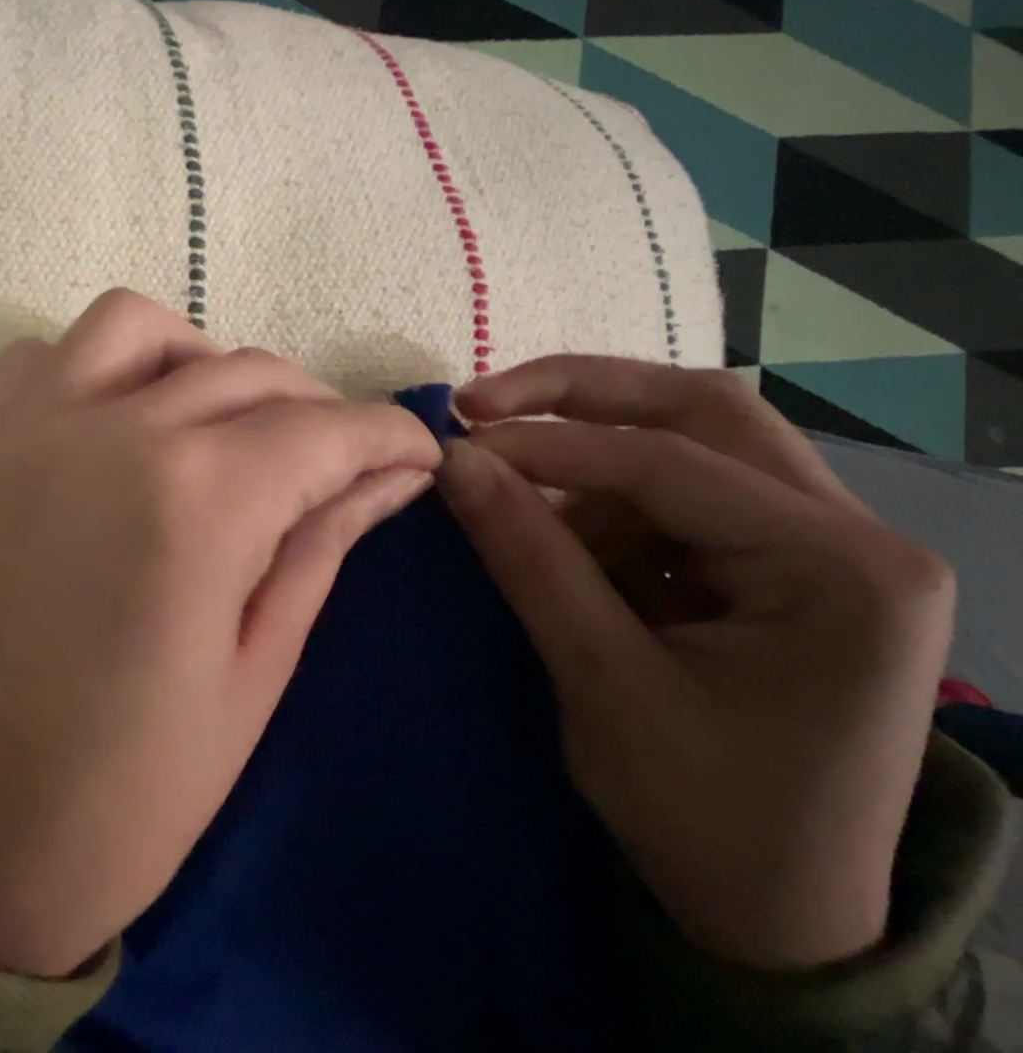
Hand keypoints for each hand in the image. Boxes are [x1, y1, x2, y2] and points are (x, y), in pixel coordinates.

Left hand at [0, 290, 441, 975]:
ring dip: (201, 363)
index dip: (387, 437)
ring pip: (137, 329)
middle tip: (336, 469)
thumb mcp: (258, 670)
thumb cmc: (138, 787)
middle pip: (245, 370)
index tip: (416, 459)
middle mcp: (111, 431)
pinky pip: (43, 359)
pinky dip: (97, 370)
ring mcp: (30, 431)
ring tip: (226, 434)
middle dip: (313, 411)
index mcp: (200, 497)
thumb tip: (389, 475)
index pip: (325, 427)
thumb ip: (320, 548)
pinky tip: (123, 429)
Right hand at [439, 356, 953, 971]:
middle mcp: (858, 538)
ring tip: (514, 507)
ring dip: (592, 469)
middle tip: (480, 404)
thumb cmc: (699, 812)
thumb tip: (456, 463)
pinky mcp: (789, 575)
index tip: (454, 439)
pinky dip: (612, 512)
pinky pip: (688, 506)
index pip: (675, 462)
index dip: (550, 442)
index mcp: (842, 570)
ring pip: (697, 452)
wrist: (777, 913)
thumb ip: (530, 560)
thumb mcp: (601, 682)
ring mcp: (830, 553)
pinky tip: (565, 549)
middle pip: (708, 416)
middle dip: (583, 399)